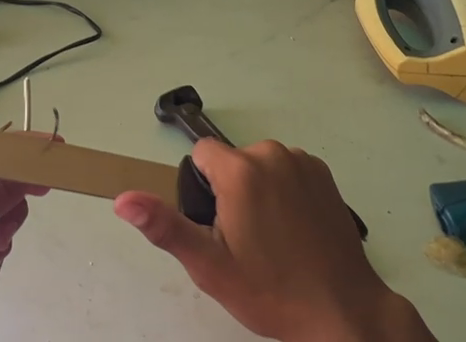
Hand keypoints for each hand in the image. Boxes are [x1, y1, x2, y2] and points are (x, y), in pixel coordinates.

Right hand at [114, 140, 433, 341]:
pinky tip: (295, 229)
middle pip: (233, 161)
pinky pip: (289, 171)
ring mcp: (302, 161)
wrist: (342, 311)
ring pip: (261, 165)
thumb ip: (164, 226)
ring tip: (273, 238)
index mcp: (240, 170)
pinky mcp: (324, 173)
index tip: (218, 224)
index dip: (202, 188)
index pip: (202, 154)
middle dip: (231, 191)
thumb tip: (123, 199)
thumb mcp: (210, 266)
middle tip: (246, 240)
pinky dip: (286, 191)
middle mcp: (271, 154)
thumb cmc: (271, 291)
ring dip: (259, 190)